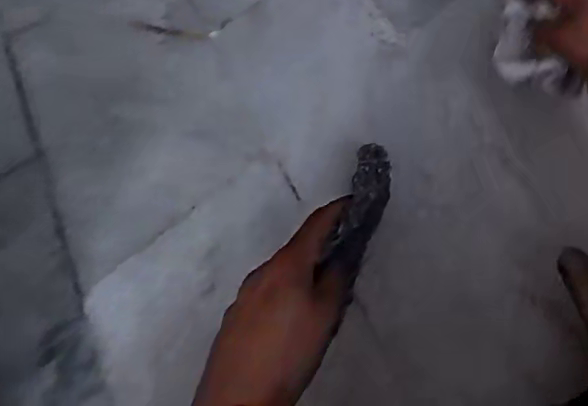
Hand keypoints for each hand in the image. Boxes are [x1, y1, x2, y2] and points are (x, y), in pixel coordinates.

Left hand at [192, 199, 349, 405]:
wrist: (235, 403)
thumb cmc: (288, 354)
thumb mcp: (326, 315)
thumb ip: (337, 278)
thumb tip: (341, 256)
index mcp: (287, 263)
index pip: (316, 222)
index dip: (338, 209)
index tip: (354, 203)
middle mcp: (262, 270)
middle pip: (297, 249)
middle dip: (320, 251)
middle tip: (342, 263)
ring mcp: (243, 295)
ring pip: (280, 274)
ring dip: (300, 276)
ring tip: (317, 300)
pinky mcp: (232, 320)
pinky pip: (265, 295)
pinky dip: (282, 296)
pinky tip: (287, 324)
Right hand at [522, 0, 587, 75]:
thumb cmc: (584, 45)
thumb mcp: (556, 38)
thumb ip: (541, 29)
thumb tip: (533, 25)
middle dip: (553, 1)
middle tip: (539, 5)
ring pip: (578, 10)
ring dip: (564, 14)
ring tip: (552, 22)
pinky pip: (586, 21)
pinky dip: (574, 23)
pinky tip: (569, 32)